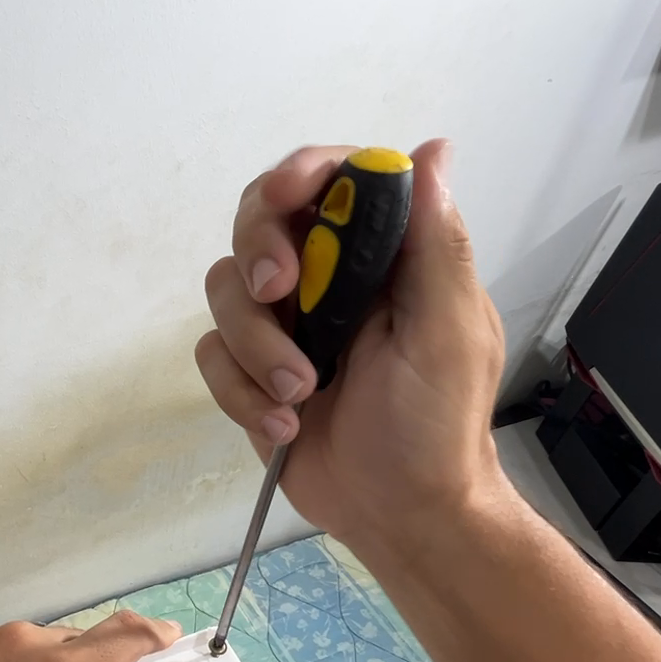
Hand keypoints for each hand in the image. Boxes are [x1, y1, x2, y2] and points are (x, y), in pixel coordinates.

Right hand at [194, 140, 510, 555]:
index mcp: (378, 259)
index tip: (282, 197)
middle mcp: (321, 281)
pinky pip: (212, 357)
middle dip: (258, 257)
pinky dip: (239, 392)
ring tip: (300, 394)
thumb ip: (434, 244)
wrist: (395, 512)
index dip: (298, 175)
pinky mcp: (246, 371)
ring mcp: (278, 326)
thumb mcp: (448, 332)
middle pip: (256, 225)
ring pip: (224, 293)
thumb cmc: (436, 424)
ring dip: (256, 347)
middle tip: (277, 295)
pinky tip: (283, 425)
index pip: (329, 183)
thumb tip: (432, 150)